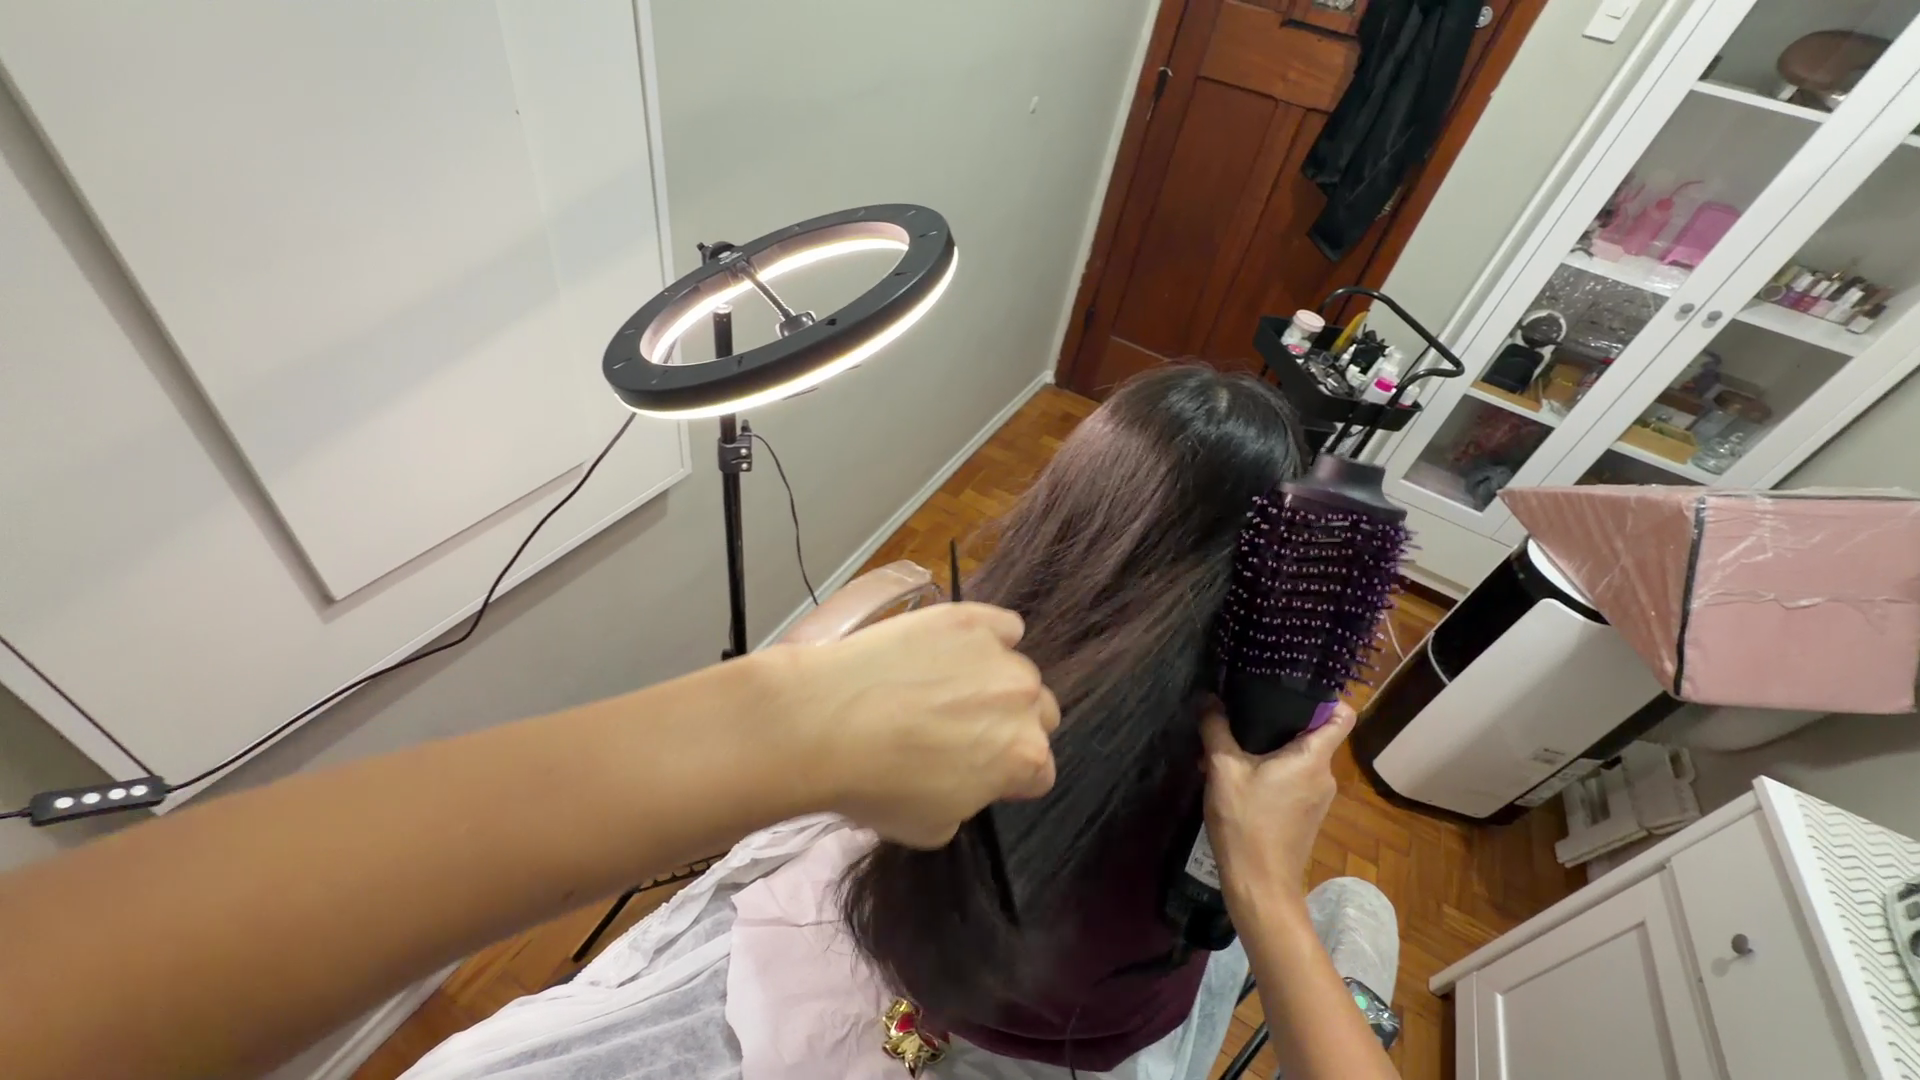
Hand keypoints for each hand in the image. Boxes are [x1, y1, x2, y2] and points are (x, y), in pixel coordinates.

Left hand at [766, 602, 1059, 846]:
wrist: (824, 720)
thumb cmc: (874, 785)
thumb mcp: (933, 826)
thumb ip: (970, 801)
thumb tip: (965, 777)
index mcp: (1023, 758)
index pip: (1039, 771)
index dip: (1008, 776)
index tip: (977, 772)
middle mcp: (1024, 702)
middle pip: (1038, 715)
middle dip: (1010, 725)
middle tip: (959, 729)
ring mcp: (998, 654)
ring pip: (1017, 669)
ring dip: (994, 681)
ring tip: (942, 685)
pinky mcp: (969, 618)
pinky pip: (1002, 626)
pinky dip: (988, 637)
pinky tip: (955, 647)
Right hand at [1201, 699, 1354, 900]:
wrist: (1260, 884)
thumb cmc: (1246, 822)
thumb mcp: (1223, 769)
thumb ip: (1216, 728)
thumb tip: (1209, 698)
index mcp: (1313, 757)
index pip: (1341, 714)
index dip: (1325, 695)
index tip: (1292, 686)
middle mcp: (1324, 774)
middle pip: (1314, 733)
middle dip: (1279, 720)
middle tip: (1245, 711)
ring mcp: (1318, 797)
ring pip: (1299, 757)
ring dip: (1268, 748)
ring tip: (1230, 746)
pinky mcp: (1306, 814)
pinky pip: (1293, 778)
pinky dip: (1270, 770)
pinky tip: (1237, 776)